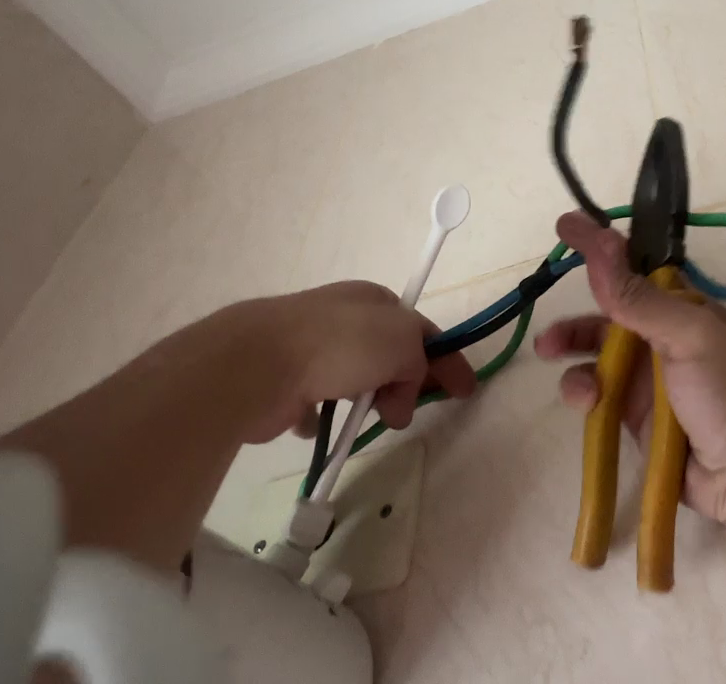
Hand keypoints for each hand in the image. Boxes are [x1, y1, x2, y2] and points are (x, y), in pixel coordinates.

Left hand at [200, 280, 475, 443]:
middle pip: (391, 356)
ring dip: (369, 401)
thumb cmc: (341, 343)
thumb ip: (419, 362)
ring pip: (356, 381)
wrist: (260, 363)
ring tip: (371, 420)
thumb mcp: (403, 340)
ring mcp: (313, 351)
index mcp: (374, 301)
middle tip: (408, 411)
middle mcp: (344, 321)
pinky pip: (318, 403)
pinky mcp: (287, 383)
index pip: (422, 330)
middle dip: (407, 384)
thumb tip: (399, 398)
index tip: (465, 390)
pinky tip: (324, 423)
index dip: (446, 360)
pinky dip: (326, 416)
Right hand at [535, 212, 725, 522]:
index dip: (603, 248)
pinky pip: (598, 394)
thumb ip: (639, 298)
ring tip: (554, 359)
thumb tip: (600, 245)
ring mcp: (648, 378)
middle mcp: (663, 337)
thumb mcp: (688, 335)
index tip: (568, 226)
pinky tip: (587, 403)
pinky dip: (584, 392)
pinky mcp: (634, 416)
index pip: (636, 268)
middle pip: (608, 314)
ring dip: (573, 351)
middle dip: (576, 317)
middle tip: (547, 327)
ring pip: (595, 354)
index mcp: (683, 309)